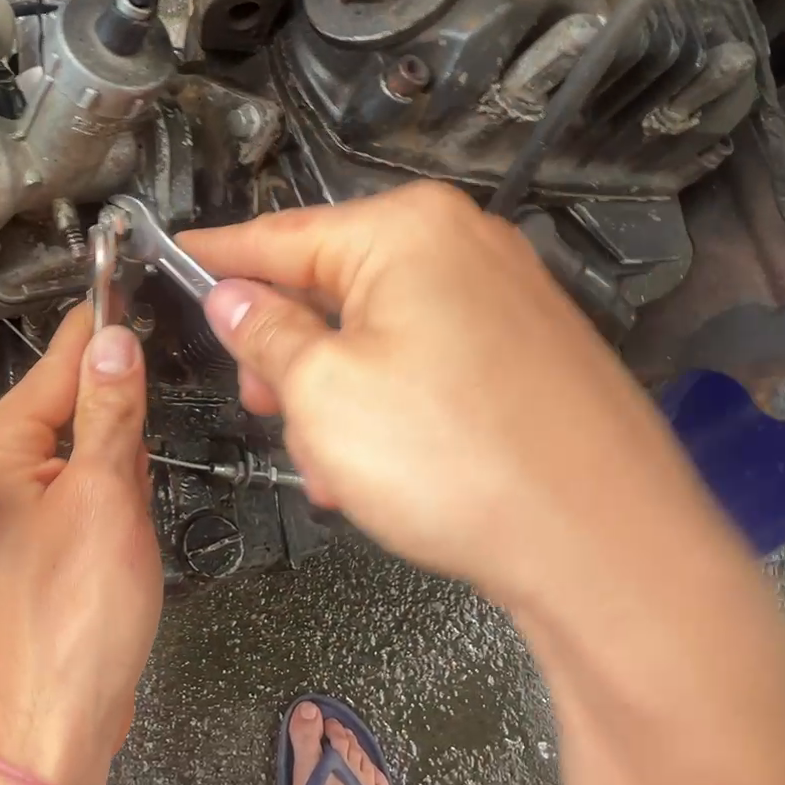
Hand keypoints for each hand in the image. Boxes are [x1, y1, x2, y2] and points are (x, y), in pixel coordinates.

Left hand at [0, 306, 162, 784]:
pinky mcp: (13, 543)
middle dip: (109, 406)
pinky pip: (61, 490)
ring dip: (107, 454)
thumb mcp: (107, 500)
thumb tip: (114, 341)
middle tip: (145, 410)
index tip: (121, 283)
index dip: (99, 327)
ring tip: (131, 481)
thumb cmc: (74, 626)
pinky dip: (96, 489)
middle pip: (58, 406)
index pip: (53, 365)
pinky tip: (116, 512)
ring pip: (65, 450)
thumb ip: (110, 412)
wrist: (50, 728)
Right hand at [178, 183, 737, 604]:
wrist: (606, 551)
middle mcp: (461, 248)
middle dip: (284, 351)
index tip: (178, 253)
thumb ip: (263, 335)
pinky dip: (381, 403)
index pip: (277, 234)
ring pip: (369, 333)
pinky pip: (417, 360)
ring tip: (329, 461)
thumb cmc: (461, 462)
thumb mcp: (321, 393)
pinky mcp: (518, 351)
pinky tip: (374, 466)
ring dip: (331, 393)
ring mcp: (498, 298)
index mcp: (406, 233)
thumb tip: (231, 299)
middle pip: (327, 286)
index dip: (217, 255)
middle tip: (261, 403)